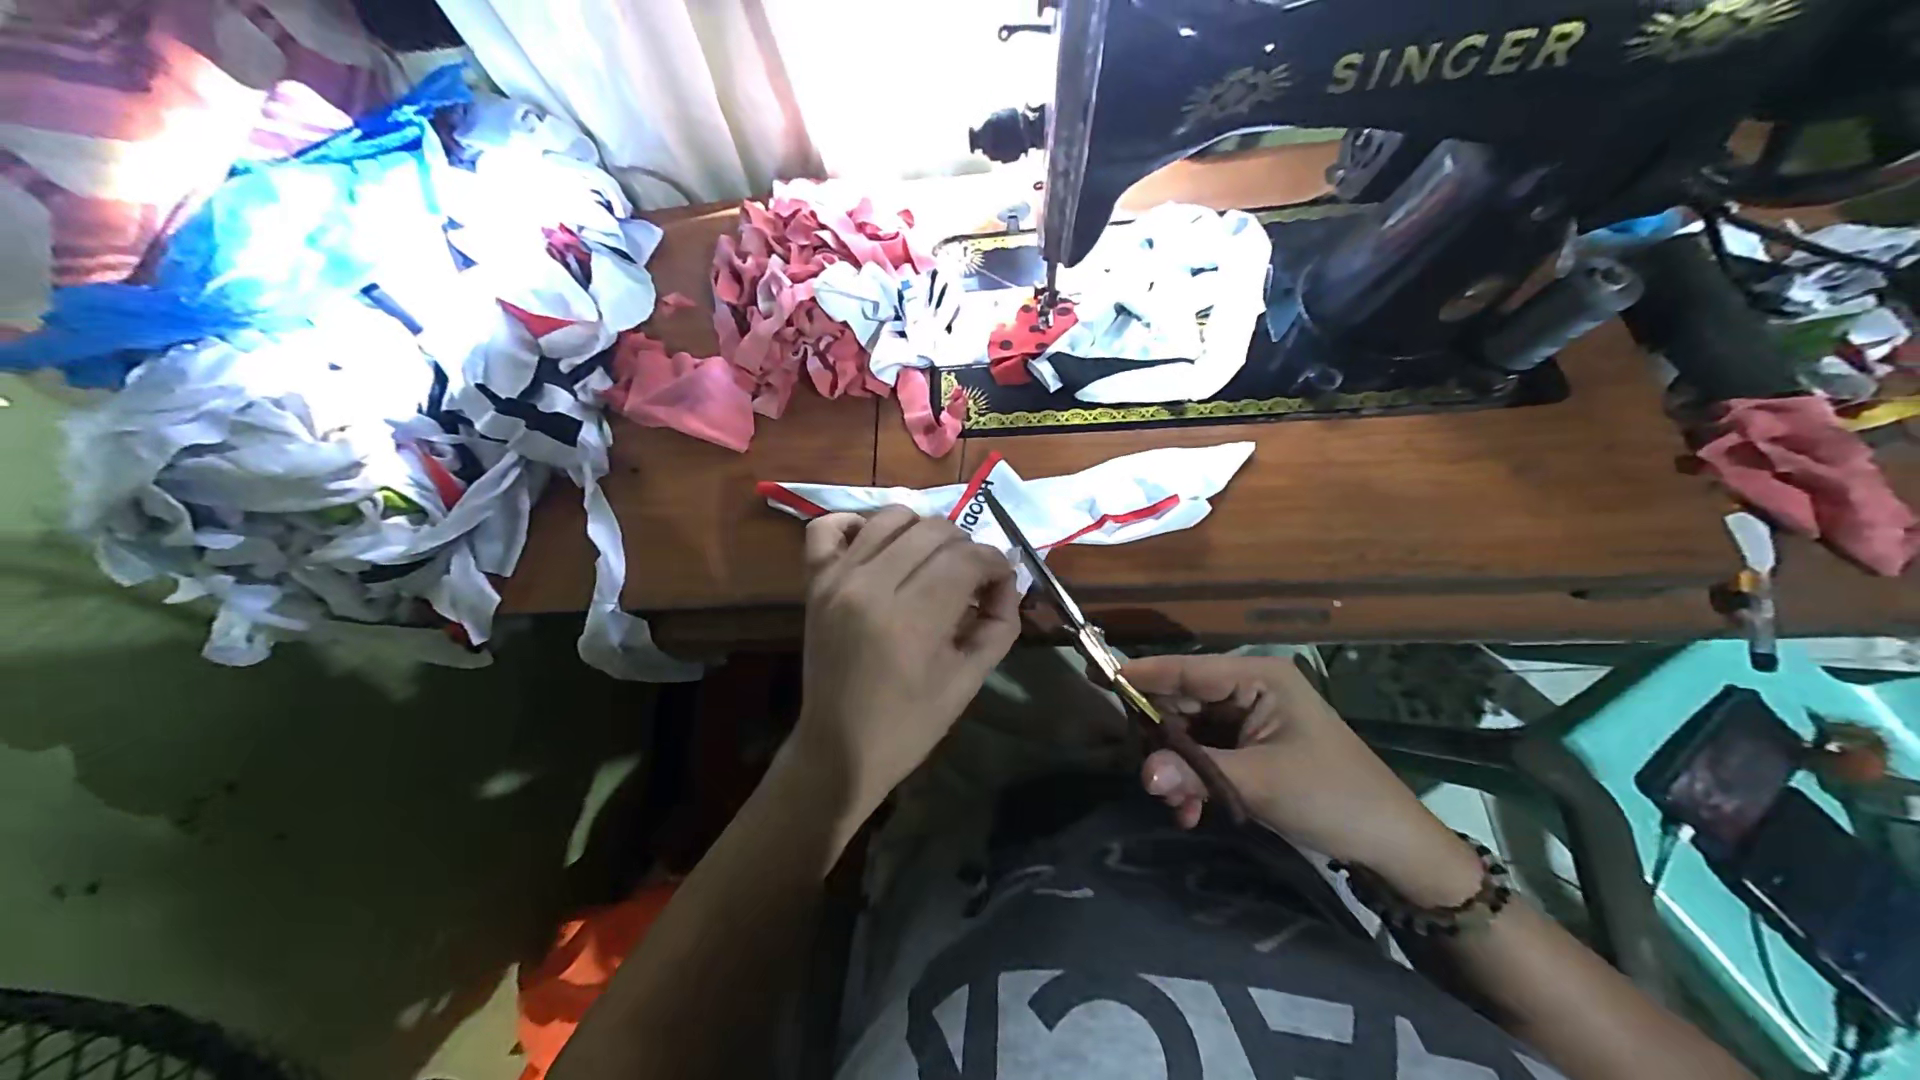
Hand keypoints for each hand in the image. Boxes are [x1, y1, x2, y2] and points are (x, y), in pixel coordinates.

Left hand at [791, 506, 1021, 817]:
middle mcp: (871, 586)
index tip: (1001, 582)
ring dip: (923, 531)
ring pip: (891, 517)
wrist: (839, 748)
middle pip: (933, 530)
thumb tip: (1007, 581)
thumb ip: (999, 624)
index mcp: (912, 619)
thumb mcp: (970, 680)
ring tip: (932, 563)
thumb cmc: (910, 724)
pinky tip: (879, 546)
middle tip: (971, 579)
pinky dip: (856, 525)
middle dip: (966, 547)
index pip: (967, 557)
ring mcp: (837, 580)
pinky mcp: (815, 583)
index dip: (995, 563)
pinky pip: (827, 527)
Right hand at [1123, 653, 1482, 906]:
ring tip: (1177, 805)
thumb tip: (1142, 771)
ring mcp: (1247, 718)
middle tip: (1147, 777)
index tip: (1093, 673)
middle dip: (1161, 742)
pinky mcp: (1247, 746)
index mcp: (1258, 678)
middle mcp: (1248, 689)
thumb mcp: (1261, 784)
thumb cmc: (1333, 797)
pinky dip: (1192, 779)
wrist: (1390, 844)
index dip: (1138, 674)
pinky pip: (1202, 753)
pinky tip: (1191, 810)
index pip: (1185, 669)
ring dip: (1176, 769)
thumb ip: (1197, 772)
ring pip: (1187, 732)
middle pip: (1181, 701)